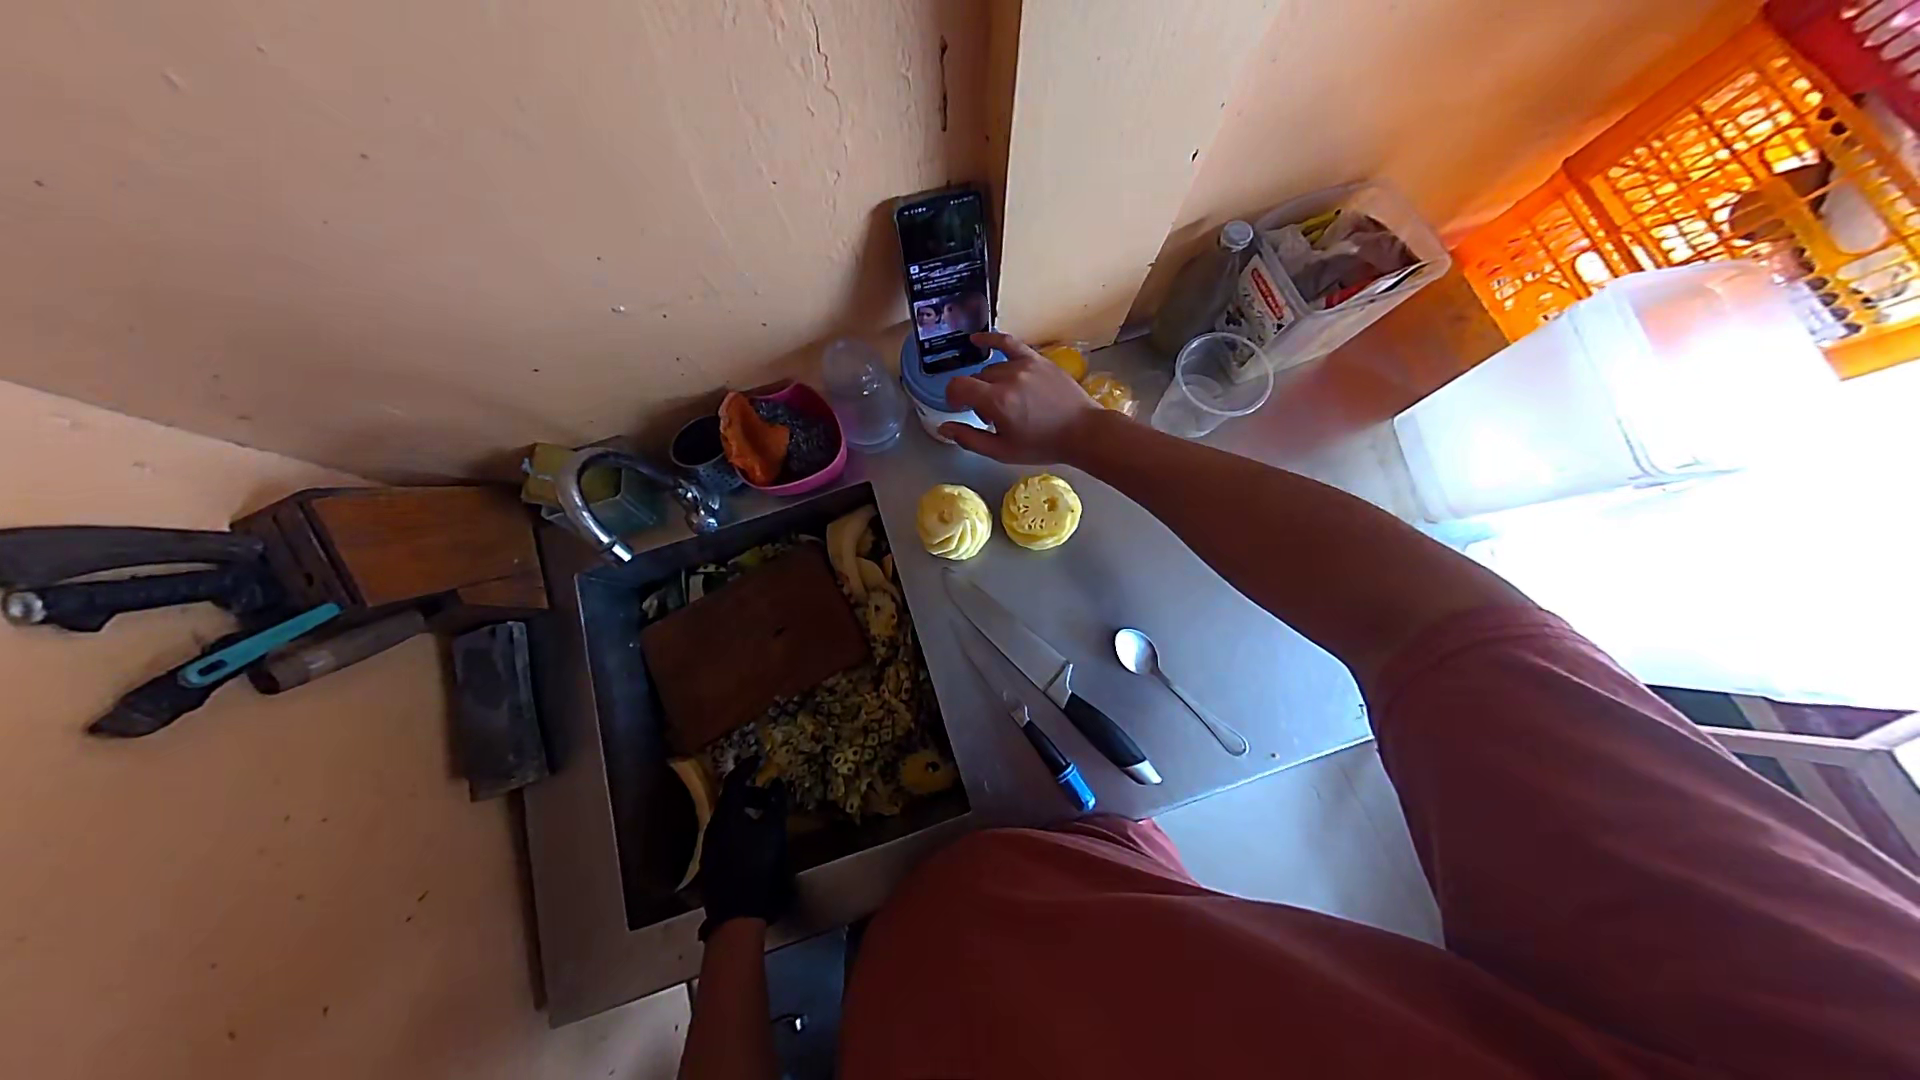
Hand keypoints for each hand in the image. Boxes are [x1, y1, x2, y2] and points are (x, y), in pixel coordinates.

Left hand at [698, 759, 792, 939]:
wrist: (738, 914)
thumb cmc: (759, 868)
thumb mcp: (774, 831)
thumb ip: (776, 804)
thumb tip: (777, 783)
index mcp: (727, 815)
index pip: (734, 782)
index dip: (747, 767)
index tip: (758, 759)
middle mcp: (713, 827)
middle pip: (730, 800)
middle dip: (751, 793)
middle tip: (769, 794)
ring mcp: (709, 847)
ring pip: (727, 818)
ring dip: (746, 811)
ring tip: (765, 816)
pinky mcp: (711, 862)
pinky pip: (725, 833)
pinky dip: (740, 826)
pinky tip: (754, 839)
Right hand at [939, 332, 1106, 463]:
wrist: (1082, 431)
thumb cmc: (1042, 445)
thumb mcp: (1002, 451)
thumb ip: (969, 439)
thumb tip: (944, 428)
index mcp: (997, 402)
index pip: (959, 387)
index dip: (952, 397)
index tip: (958, 407)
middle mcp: (1008, 378)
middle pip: (977, 380)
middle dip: (976, 396)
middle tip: (991, 416)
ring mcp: (1024, 365)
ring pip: (992, 369)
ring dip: (990, 384)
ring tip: (1003, 401)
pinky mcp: (1037, 360)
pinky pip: (1009, 343)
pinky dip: (991, 340)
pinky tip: (977, 340)